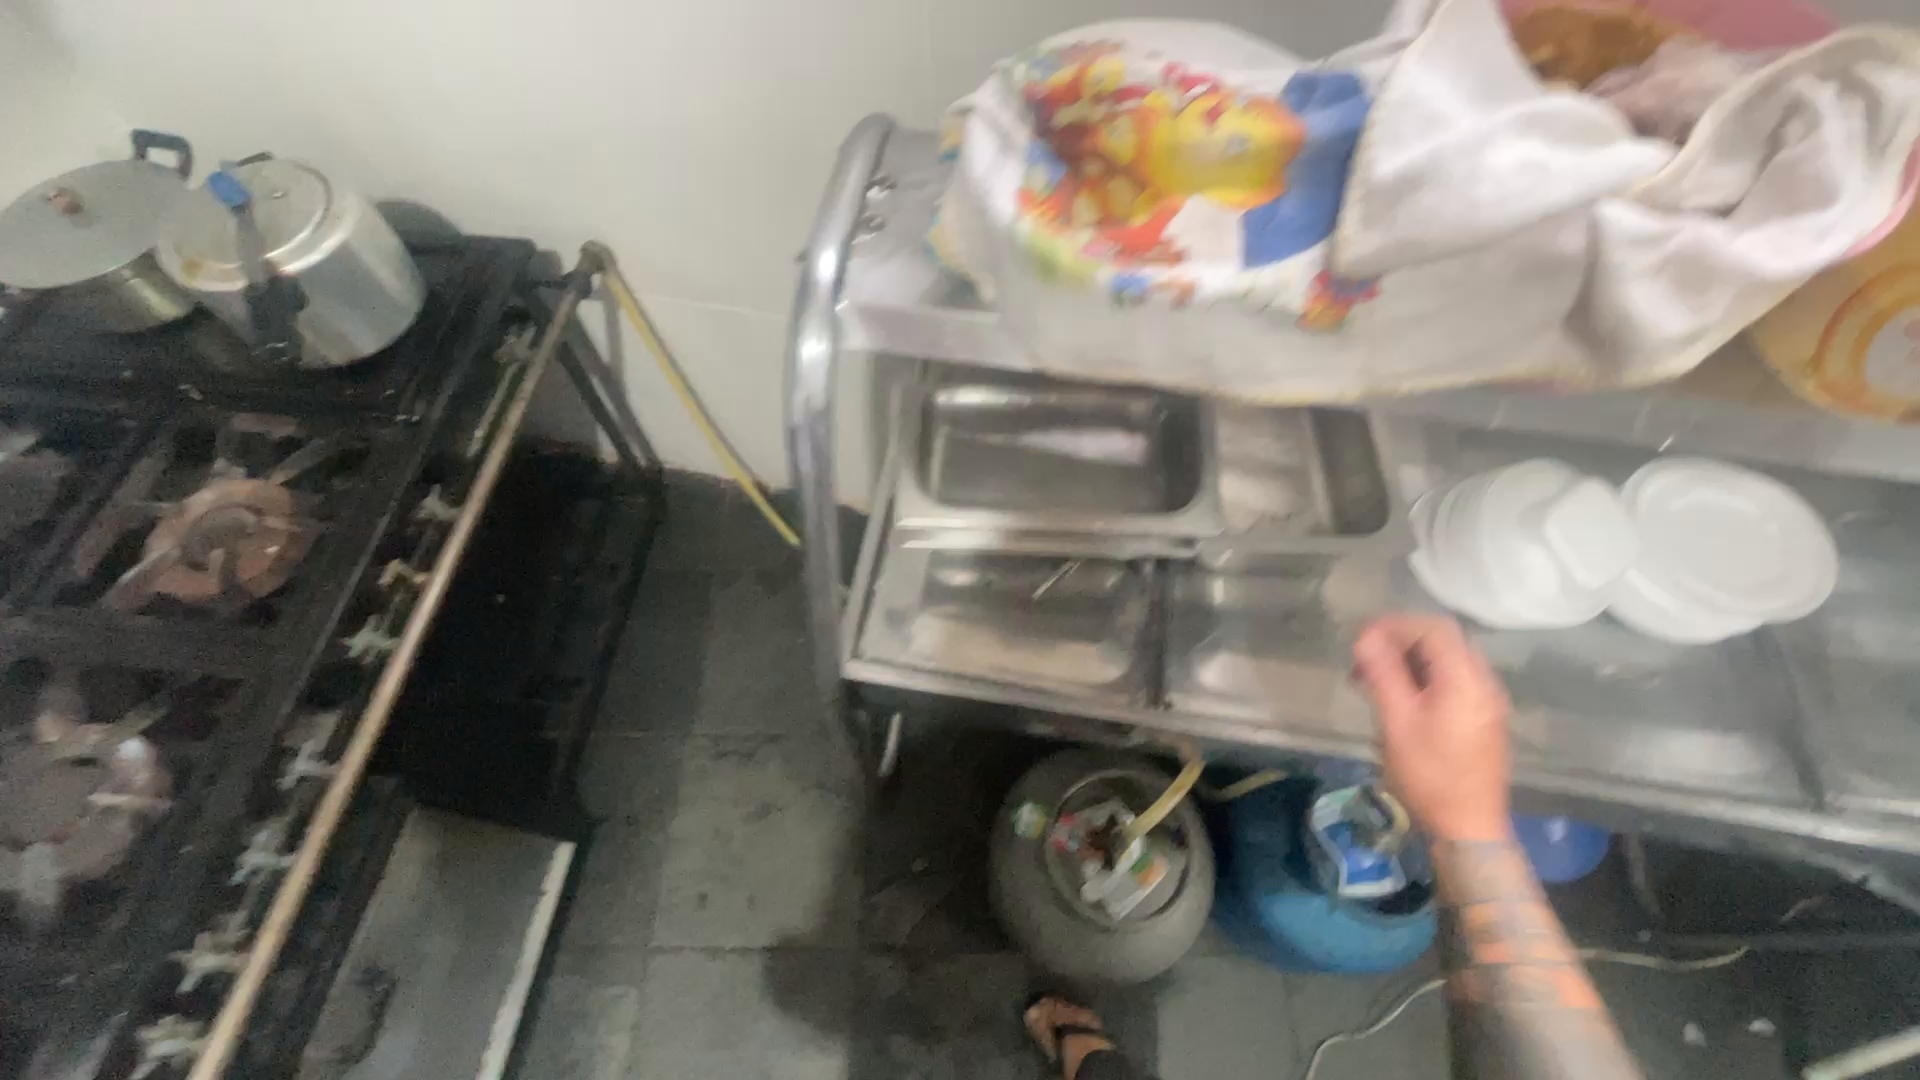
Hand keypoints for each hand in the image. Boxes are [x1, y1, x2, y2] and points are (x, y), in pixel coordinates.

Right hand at [1352, 615, 1513, 842]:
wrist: (1468, 826)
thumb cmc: (1428, 774)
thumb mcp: (1396, 722)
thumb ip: (1383, 674)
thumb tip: (1365, 638)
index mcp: (1466, 680)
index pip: (1434, 629)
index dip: (1395, 625)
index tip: (1361, 640)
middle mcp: (1484, 683)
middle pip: (1443, 640)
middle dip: (1399, 640)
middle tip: (1363, 659)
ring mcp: (1487, 700)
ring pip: (1446, 660)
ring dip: (1409, 659)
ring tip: (1373, 678)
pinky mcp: (1482, 716)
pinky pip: (1453, 679)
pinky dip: (1423, 676)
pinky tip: (1399, 697)